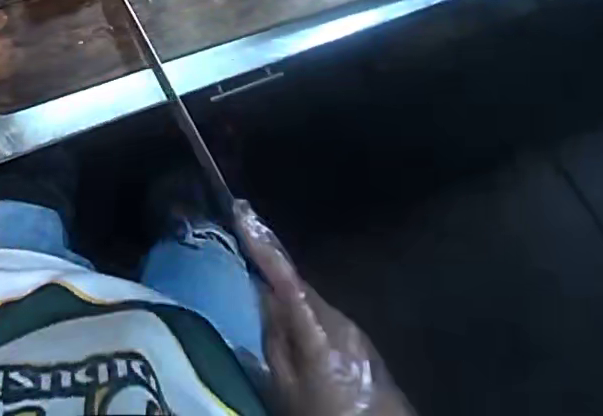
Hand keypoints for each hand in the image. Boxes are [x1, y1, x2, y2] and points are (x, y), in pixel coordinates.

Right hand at [233, 201, 417, 415]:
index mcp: (318, 330)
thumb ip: (274, 340)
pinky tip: (295, 328)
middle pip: (297, 284)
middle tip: (242, 247)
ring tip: (262, 294)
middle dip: (270, 267)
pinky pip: (323, 316)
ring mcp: (354, 329)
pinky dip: (304, 314)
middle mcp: (338, 318)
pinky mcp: (361, 342)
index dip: (261, 243)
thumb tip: (263, 298)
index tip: (242, 211)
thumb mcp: (288, 391)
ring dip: (287, 295)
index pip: (284, 276)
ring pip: (310, 300)